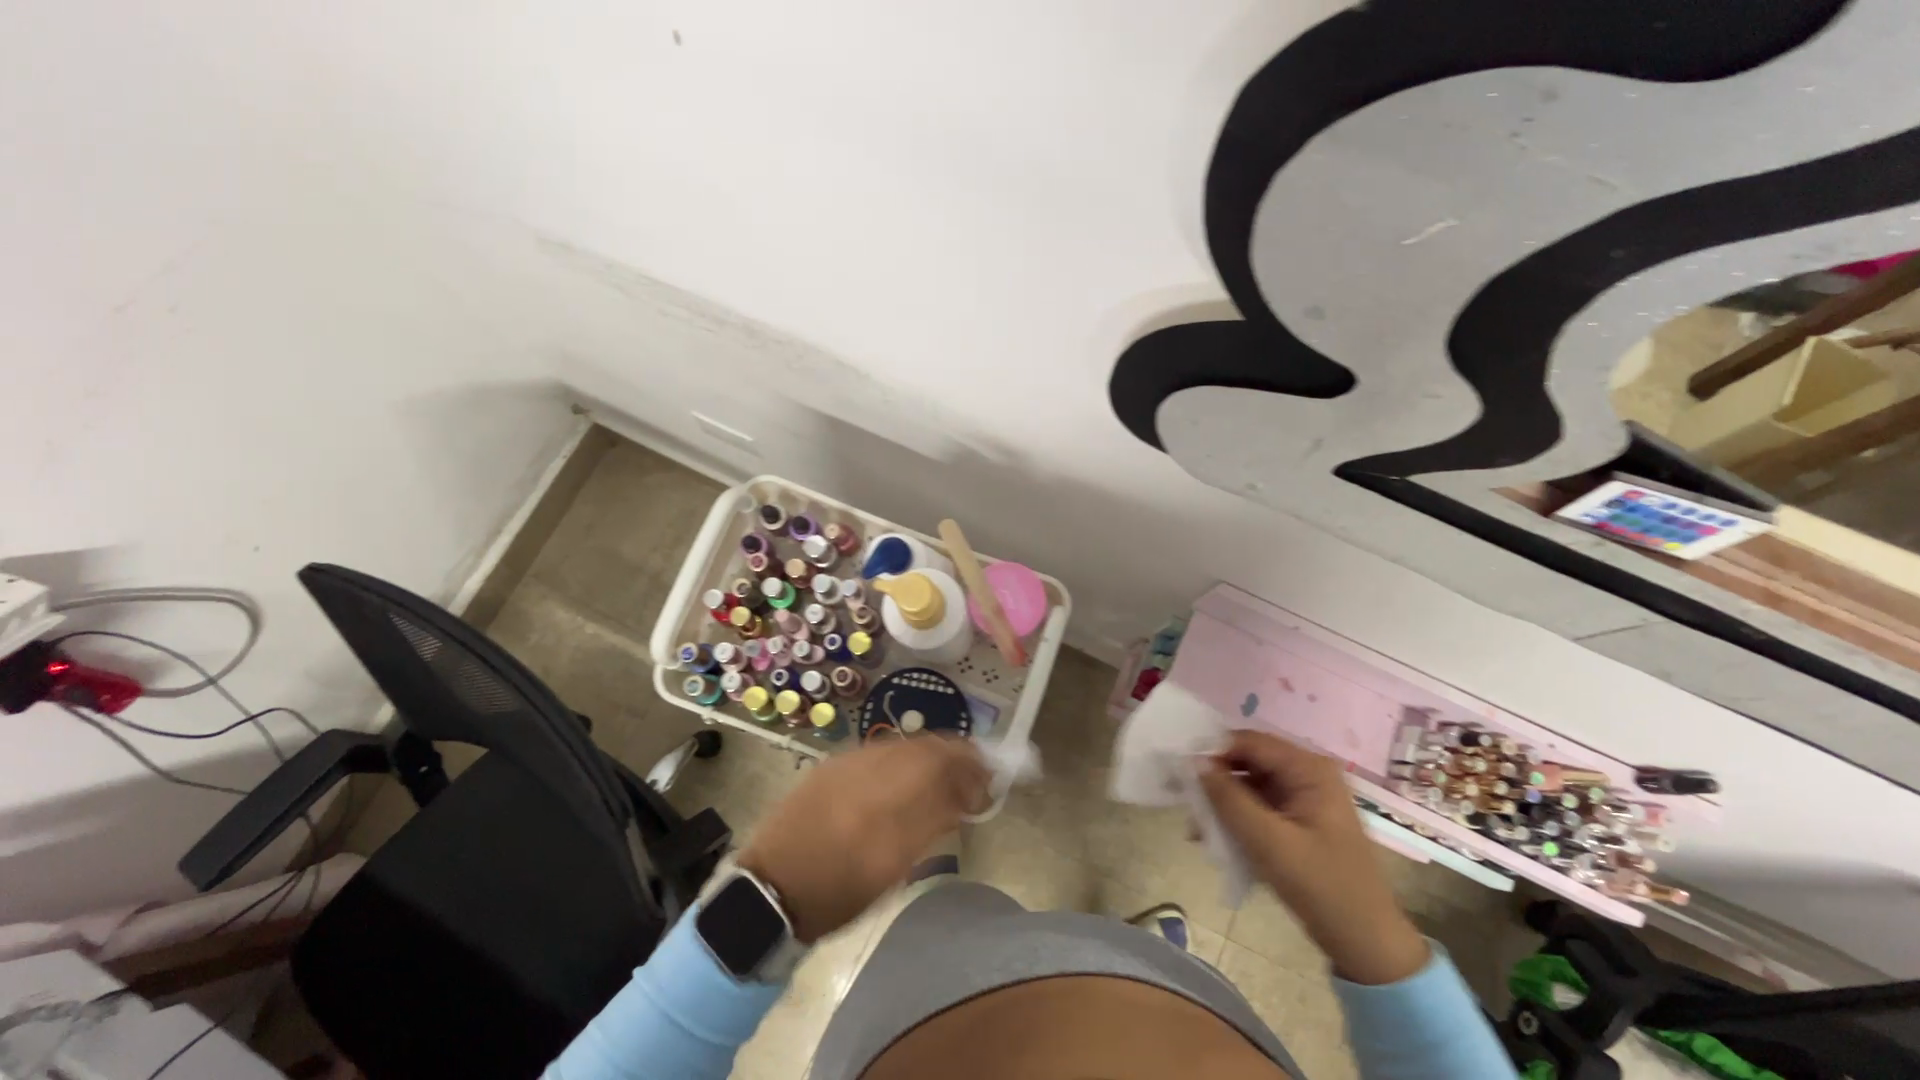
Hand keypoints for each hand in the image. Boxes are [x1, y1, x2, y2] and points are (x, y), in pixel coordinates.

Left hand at [736, 736, 989, 942]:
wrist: (767, 892)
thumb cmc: (835, 895)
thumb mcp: (891, 870)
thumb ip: (930, 825)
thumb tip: (964, 797)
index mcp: (883, 798)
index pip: (941, 761)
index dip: (971, 764)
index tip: (992, 777)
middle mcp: (865, 768)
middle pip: (923, 746)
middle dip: (955, 755)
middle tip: (976, 775)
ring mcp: (843, 764)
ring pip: (900, 746)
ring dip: (930, 755)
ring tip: (946, 776)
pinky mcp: (828, 768)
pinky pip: (877, 753)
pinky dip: (902, 759)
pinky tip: (907, 777)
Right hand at [1199, 730, 1429, 984]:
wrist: (1365, 940)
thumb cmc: (1321, 886)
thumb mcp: (1268, 842)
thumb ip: (1229, 799)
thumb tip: (1194, 762)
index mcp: (1310, 769)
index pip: (1250, 742)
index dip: (1213, 751)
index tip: (1180, 774)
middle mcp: (1310, 774)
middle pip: (1250, 761)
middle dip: (1216, 780)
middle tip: (1185, 803)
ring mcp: (1307, 798)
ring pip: (1251, 786)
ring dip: (1224, 804)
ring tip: (1197, 830)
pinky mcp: (1301, 821)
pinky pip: (1261, 807)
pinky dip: (1238, 819)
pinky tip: (1217, 841)